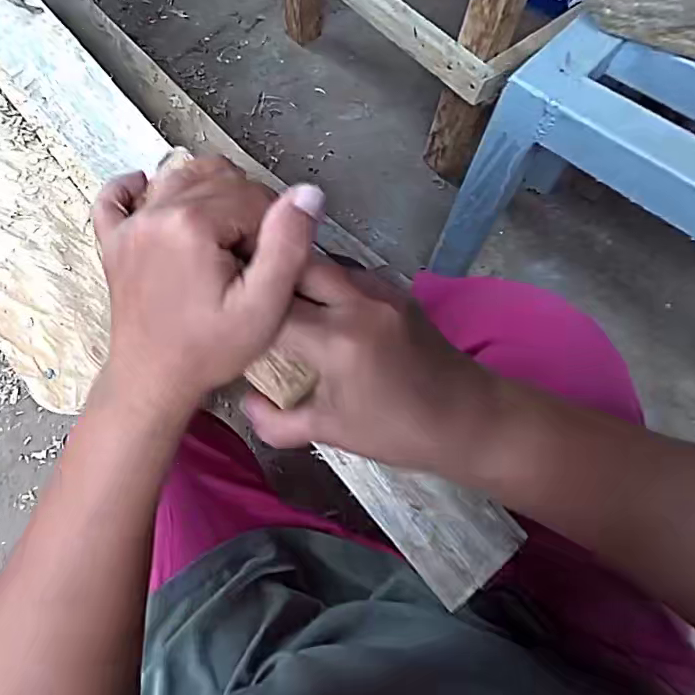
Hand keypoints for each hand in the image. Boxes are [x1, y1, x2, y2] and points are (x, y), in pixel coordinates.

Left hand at [92, 156, 321, 411]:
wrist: (153, 381)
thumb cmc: (208, 349)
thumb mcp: (265, 305)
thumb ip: (289, 244)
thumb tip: (307, 194)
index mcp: (192, 224)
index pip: (255, 195)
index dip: (274, 229)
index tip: (267, 265)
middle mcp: (156, 213)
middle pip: (224, 181)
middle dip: (249, 213)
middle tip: (251, 260)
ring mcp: (130, 224)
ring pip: (184, 175)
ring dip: (214, 195)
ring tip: (226, 240)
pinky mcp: (115, 240)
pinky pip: (117, 194)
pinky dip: (137, 187)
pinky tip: (155, 196)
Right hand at [240, 262, 503, 479]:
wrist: (468, 416)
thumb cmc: (398, 431)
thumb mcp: (330, 432)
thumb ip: (277, 419)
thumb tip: (246, 399)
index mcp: (338, 340)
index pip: (270, 309)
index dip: (242, 313)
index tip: (226, 320)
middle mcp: (359, 303)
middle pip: (295, 265)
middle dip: (265, 274)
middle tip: (242, 291)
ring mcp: (383, 291)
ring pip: (324, 261)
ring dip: (295, 273)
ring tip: (272, 293)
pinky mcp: (398, 291)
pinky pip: (350, 272)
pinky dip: (325, 280)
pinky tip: (314, 302)